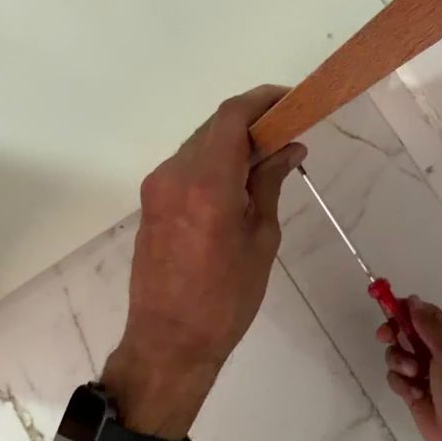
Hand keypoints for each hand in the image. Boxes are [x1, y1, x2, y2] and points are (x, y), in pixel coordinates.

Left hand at [104, 86, 306, 437]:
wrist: (169, 341)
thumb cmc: (227, 298)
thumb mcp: (261, 238)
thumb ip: (270, 183)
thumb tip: (289, 148)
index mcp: (207, 183)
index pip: (231, 116)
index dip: (262, 100)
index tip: (290, 101)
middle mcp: (175, 174)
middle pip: (214, 126)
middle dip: (251, 120)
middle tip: (286, 132)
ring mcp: (157, 187)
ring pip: (199, 143)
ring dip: (231, 141)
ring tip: (267, 157)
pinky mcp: (150, 201)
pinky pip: (186, 165)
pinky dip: (213, 160)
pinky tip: (238, 178)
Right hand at [381, 298, 441, 440]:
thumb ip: (429, 326)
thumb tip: (413, 299)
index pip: (426, 314)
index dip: (407, 308)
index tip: (388, 306)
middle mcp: (436, 352)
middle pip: (406, 331)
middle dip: (394, 333)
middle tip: (384, 337)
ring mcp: (422, 371)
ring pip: (397, 354)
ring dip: (399, 362)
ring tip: (411, 375)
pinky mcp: (411, 389)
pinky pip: (395, 377)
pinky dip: (401, 384)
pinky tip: (414, 394)